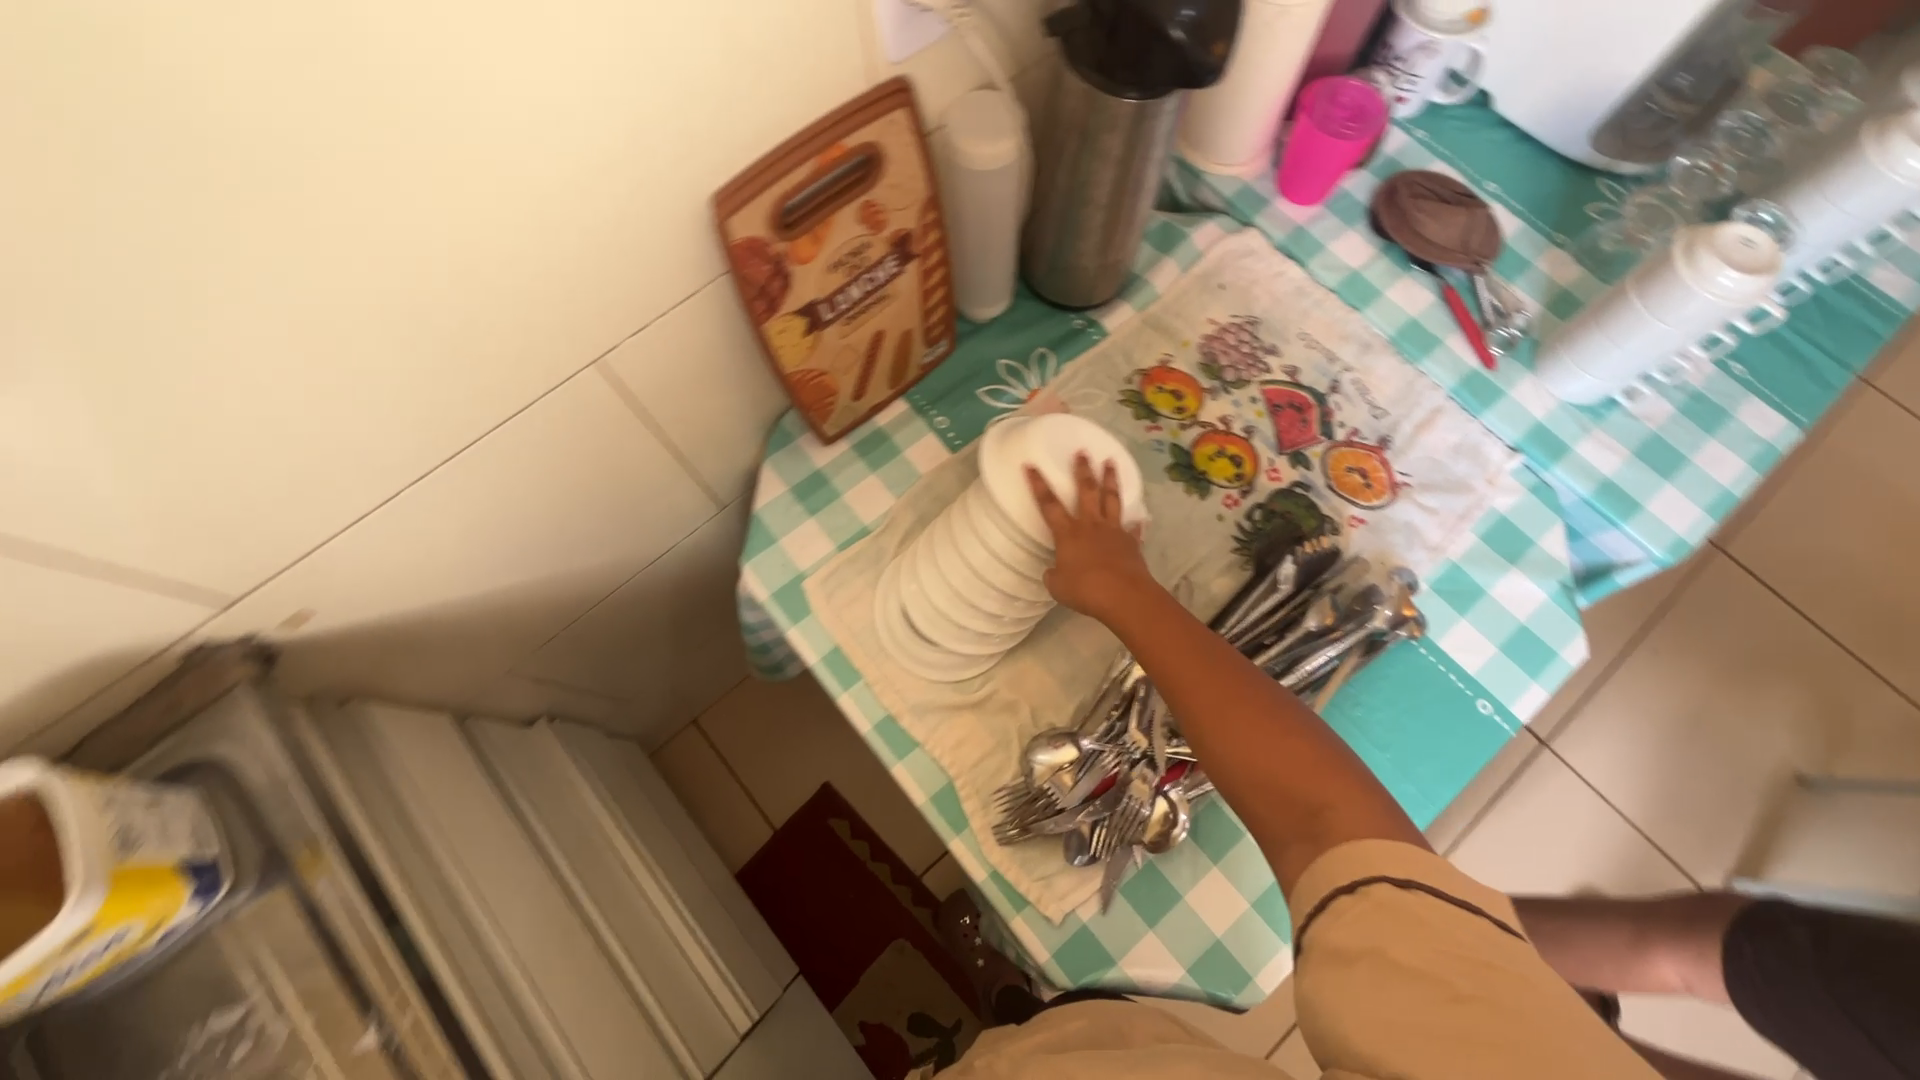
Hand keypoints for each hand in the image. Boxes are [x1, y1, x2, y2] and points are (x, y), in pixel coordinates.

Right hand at [1027, 454, 1161, 624]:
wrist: (1124, 596)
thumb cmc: (1085, 590)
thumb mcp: (1058, 587)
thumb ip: (1054, 575)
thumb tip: (1053, 572)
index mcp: (1068, 534)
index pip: (1048, 505)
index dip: (1038, 485)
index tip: (1031, 465)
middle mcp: (1091, 526)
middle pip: (1086, 491)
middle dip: (1083, 470)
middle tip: (1082, 451)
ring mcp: (1114, 532)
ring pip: (1112, 500)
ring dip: (1111, 480)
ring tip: (1111, 462)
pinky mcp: (1132, 543)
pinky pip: (1133, 531)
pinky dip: (1136, 525)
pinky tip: (1139, 520)